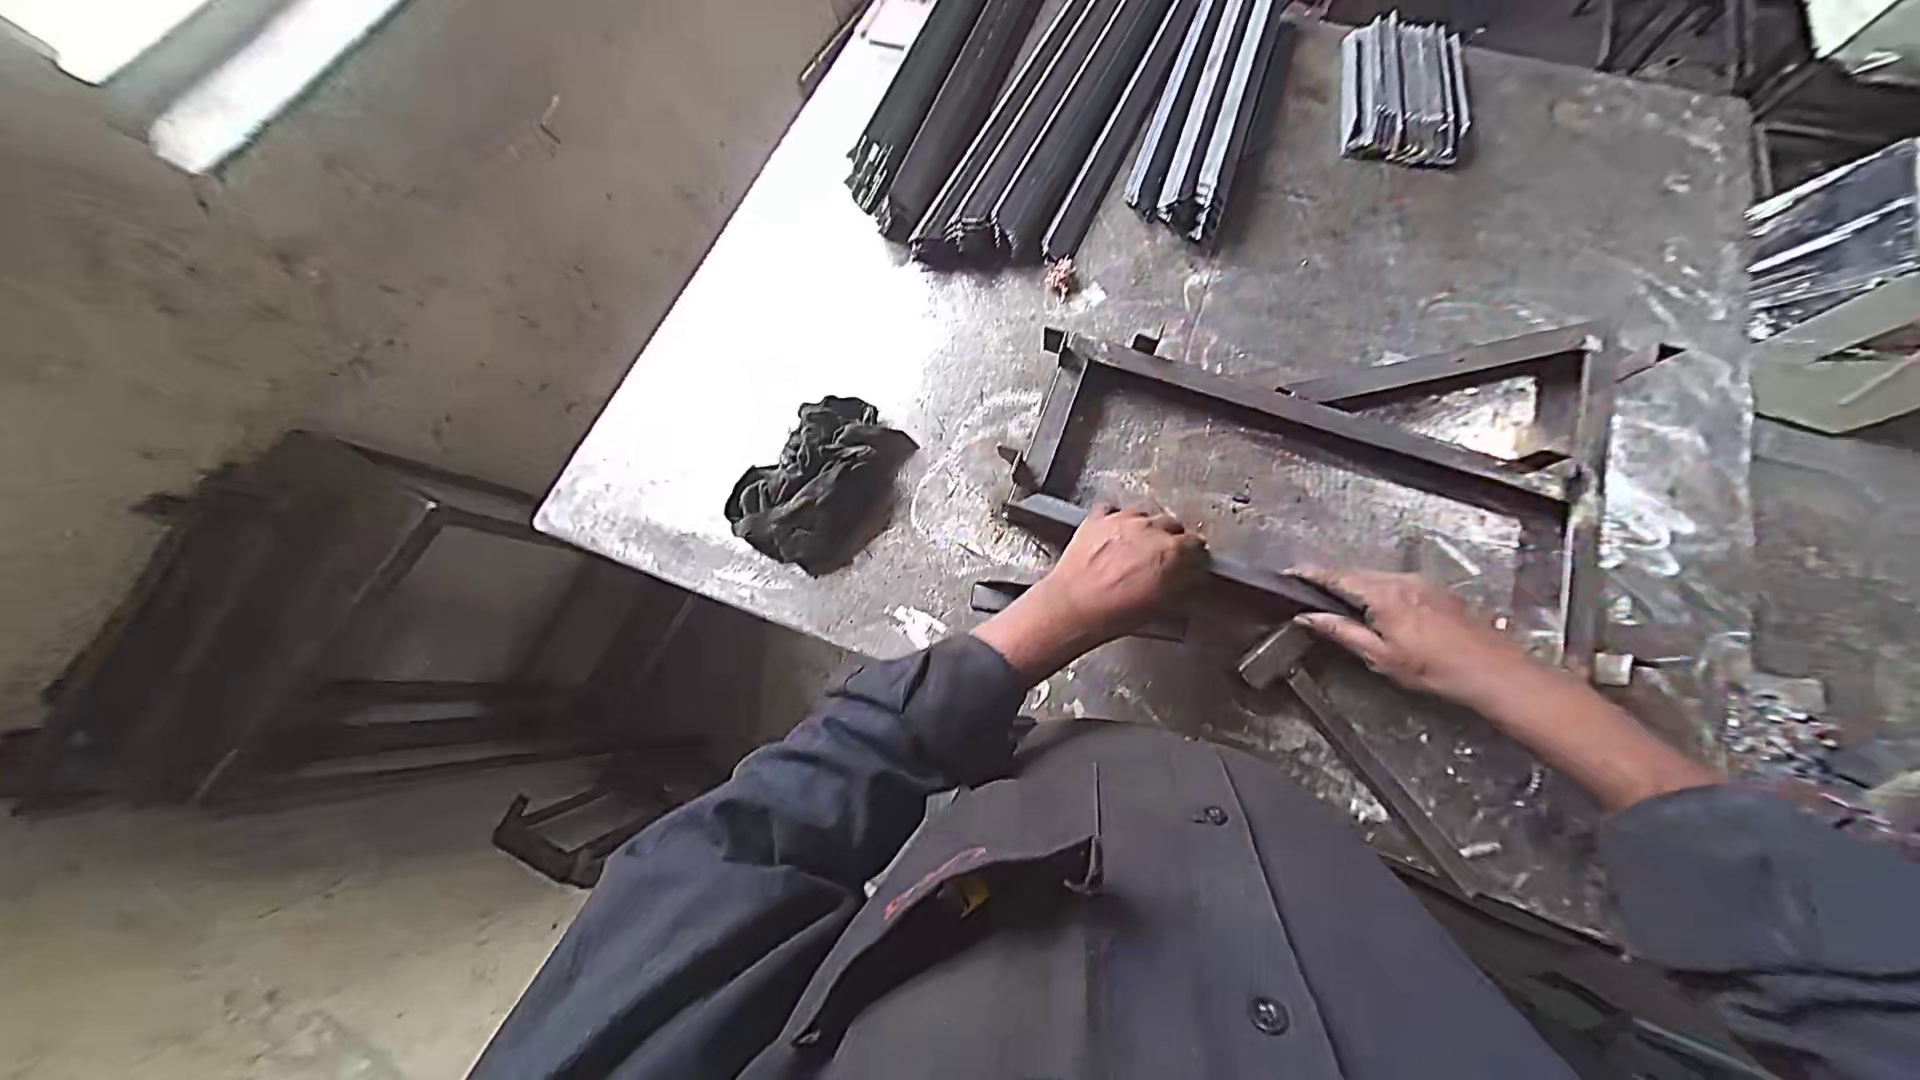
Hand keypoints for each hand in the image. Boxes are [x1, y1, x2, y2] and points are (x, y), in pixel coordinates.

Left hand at [972, 505, 1204, 680]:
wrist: (1075, 606)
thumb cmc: (1115, 611)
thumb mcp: (1162, 605)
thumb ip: (1181, 583)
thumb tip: (1188, 576)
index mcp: (1172, 550)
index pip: (1195, 543)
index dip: (1192, 554)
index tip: (1189, 560)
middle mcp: (1149, 528)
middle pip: (1171, 524)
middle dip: (1170, 538)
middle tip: (1161, 555)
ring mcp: (1121, 520)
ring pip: (1143, 514)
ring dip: (1144, 526)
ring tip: (1135, 545)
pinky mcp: (1097, 519)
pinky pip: (1111, 509)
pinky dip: (1114, 518)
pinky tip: (1112, 532)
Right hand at [1287, 567, 1529, 705]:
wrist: (1495, 672)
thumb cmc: (1434, 669)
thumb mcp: (1378, 655)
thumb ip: (1340, 631)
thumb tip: (1306, 617)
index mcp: (1384, 595)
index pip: (1337, 577)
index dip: (1311, 574)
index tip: (1290, 572)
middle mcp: (1402, 581)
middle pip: (1356, 573)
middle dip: (1331, 578)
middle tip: (1308, 585)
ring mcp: (1423, 583)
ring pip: (1377, 577)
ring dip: (1355, 583)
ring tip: (1337, 596)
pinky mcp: (1438, 590)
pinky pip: (1396, 582)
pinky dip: (1377, 587)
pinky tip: (1375, 603)